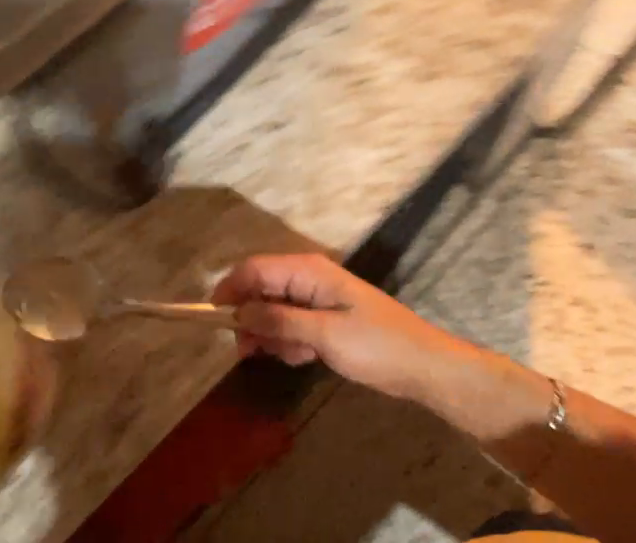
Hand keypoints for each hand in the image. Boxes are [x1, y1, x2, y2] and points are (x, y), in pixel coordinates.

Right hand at [211, 253, 462, 401]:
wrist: (423, 367)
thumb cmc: (377, 346)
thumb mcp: (326, 335)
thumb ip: (280, 322)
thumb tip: (238, 313)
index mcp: (308, 271)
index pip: (254, 269)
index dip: (230, 291)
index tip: (212, 321)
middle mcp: (307, 277)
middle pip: (259, 289)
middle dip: (252, 320)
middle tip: (250, 352)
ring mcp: (315, 297)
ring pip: (271, 311)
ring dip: (273, 336)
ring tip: (295, 357)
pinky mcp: (322, 317)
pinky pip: (289, 324)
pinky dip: (289, 342)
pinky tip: (305, 358)